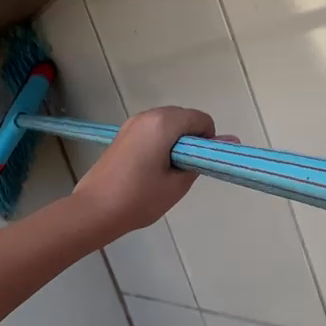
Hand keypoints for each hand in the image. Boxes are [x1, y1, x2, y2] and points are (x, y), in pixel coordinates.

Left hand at [73, 107, 217, 236]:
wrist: (94, 210)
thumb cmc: (139, 199)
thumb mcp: (178, 183)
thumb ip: (203, 158)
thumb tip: (231, 141)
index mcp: (163, 122)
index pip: (201, 120)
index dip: (206, 142)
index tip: (196, 165)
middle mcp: (146, 115)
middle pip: (182, 119)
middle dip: (188, 141)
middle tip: (179, 172)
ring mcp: (130, 124)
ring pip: (165, 125)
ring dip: (172, 143)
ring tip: (161, 174)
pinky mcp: (120, 136)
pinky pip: (149, 133)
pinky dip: (156, 145)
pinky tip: (146, 171)